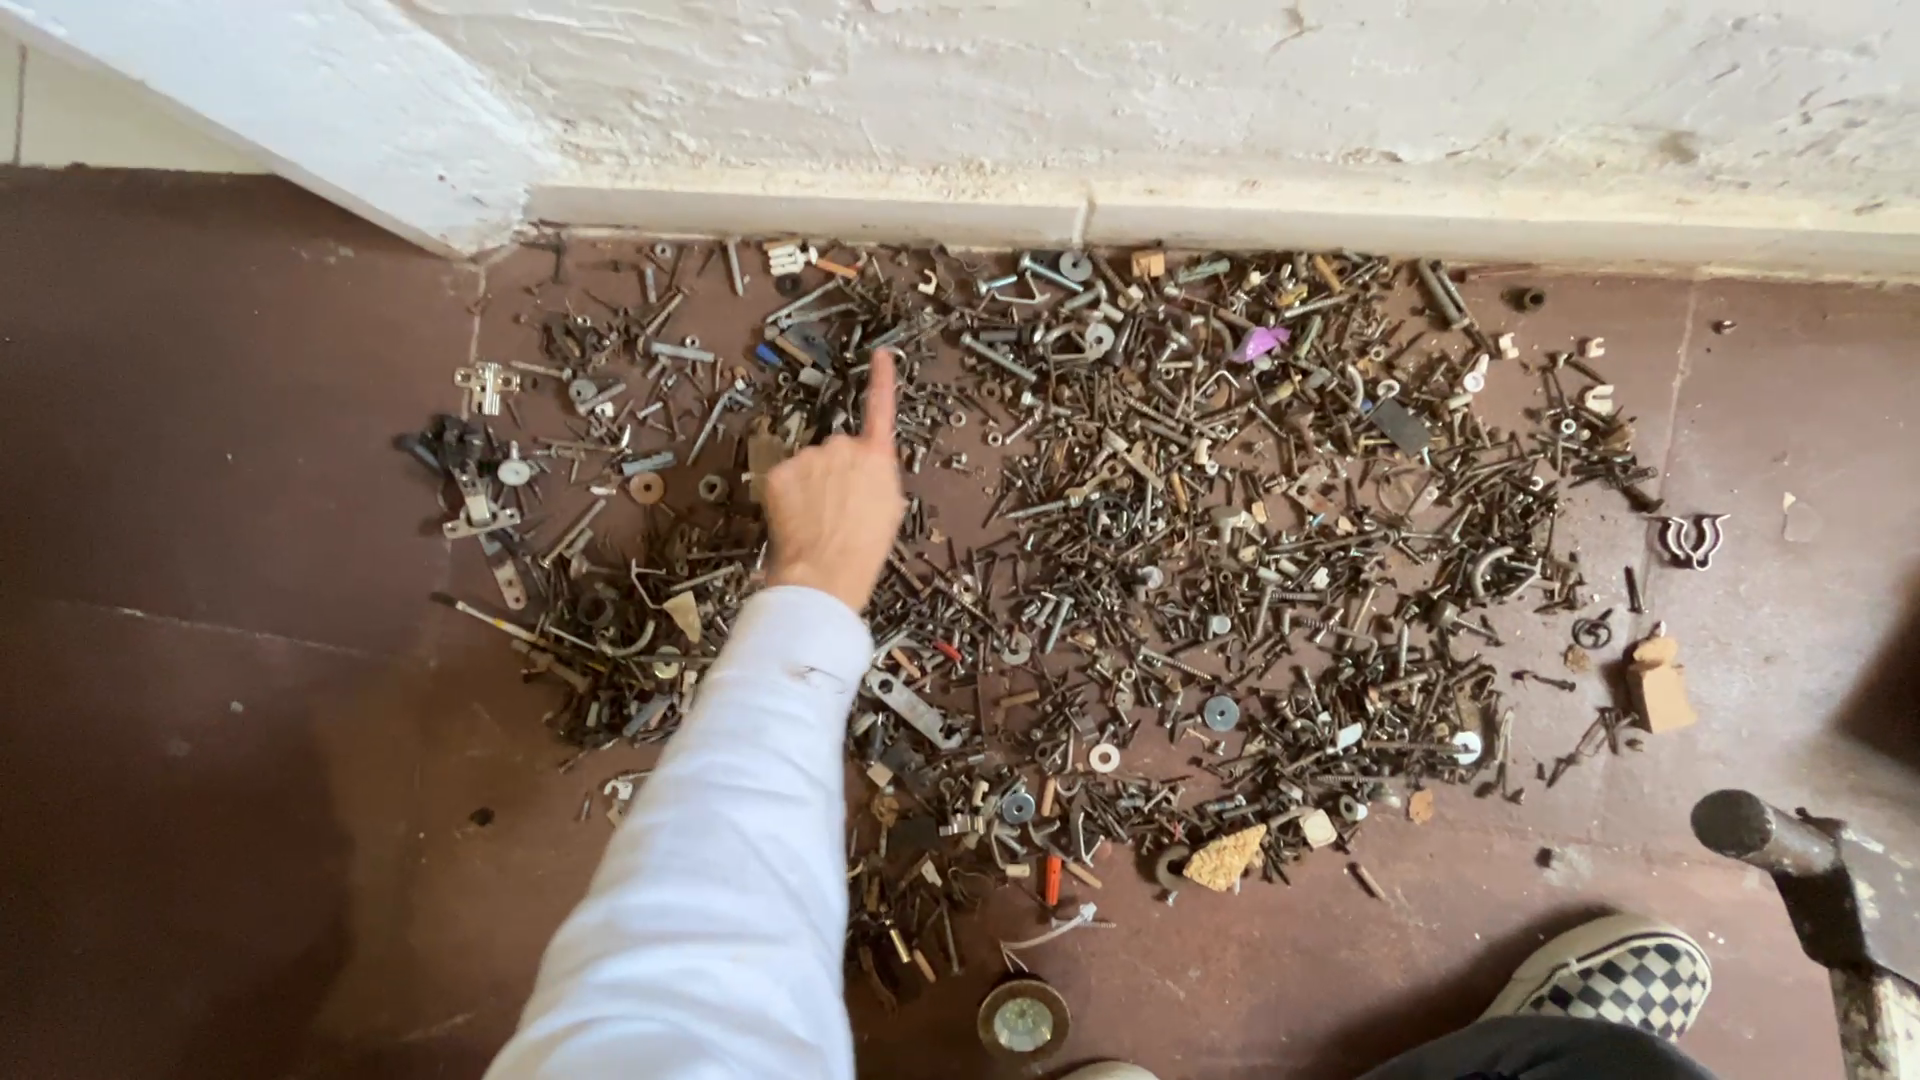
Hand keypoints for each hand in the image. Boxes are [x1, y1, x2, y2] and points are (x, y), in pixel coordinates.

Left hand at [764, 348, 906, 613]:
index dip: (882, 379)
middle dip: (835, 470)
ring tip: (819, 519)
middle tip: (840, 506)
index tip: (881, 356)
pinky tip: (798, 518)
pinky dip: (788, 495)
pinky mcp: (781, 472)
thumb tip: (869, 469)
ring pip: (809, 464)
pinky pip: (784, 477)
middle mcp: (842, 448)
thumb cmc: (863, 549)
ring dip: (812, 485)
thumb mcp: (891, 509)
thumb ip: (880, 476)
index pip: (881, 408)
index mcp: (876, 458)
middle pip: (837, 448)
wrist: (826, 570)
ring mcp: (809, 458)